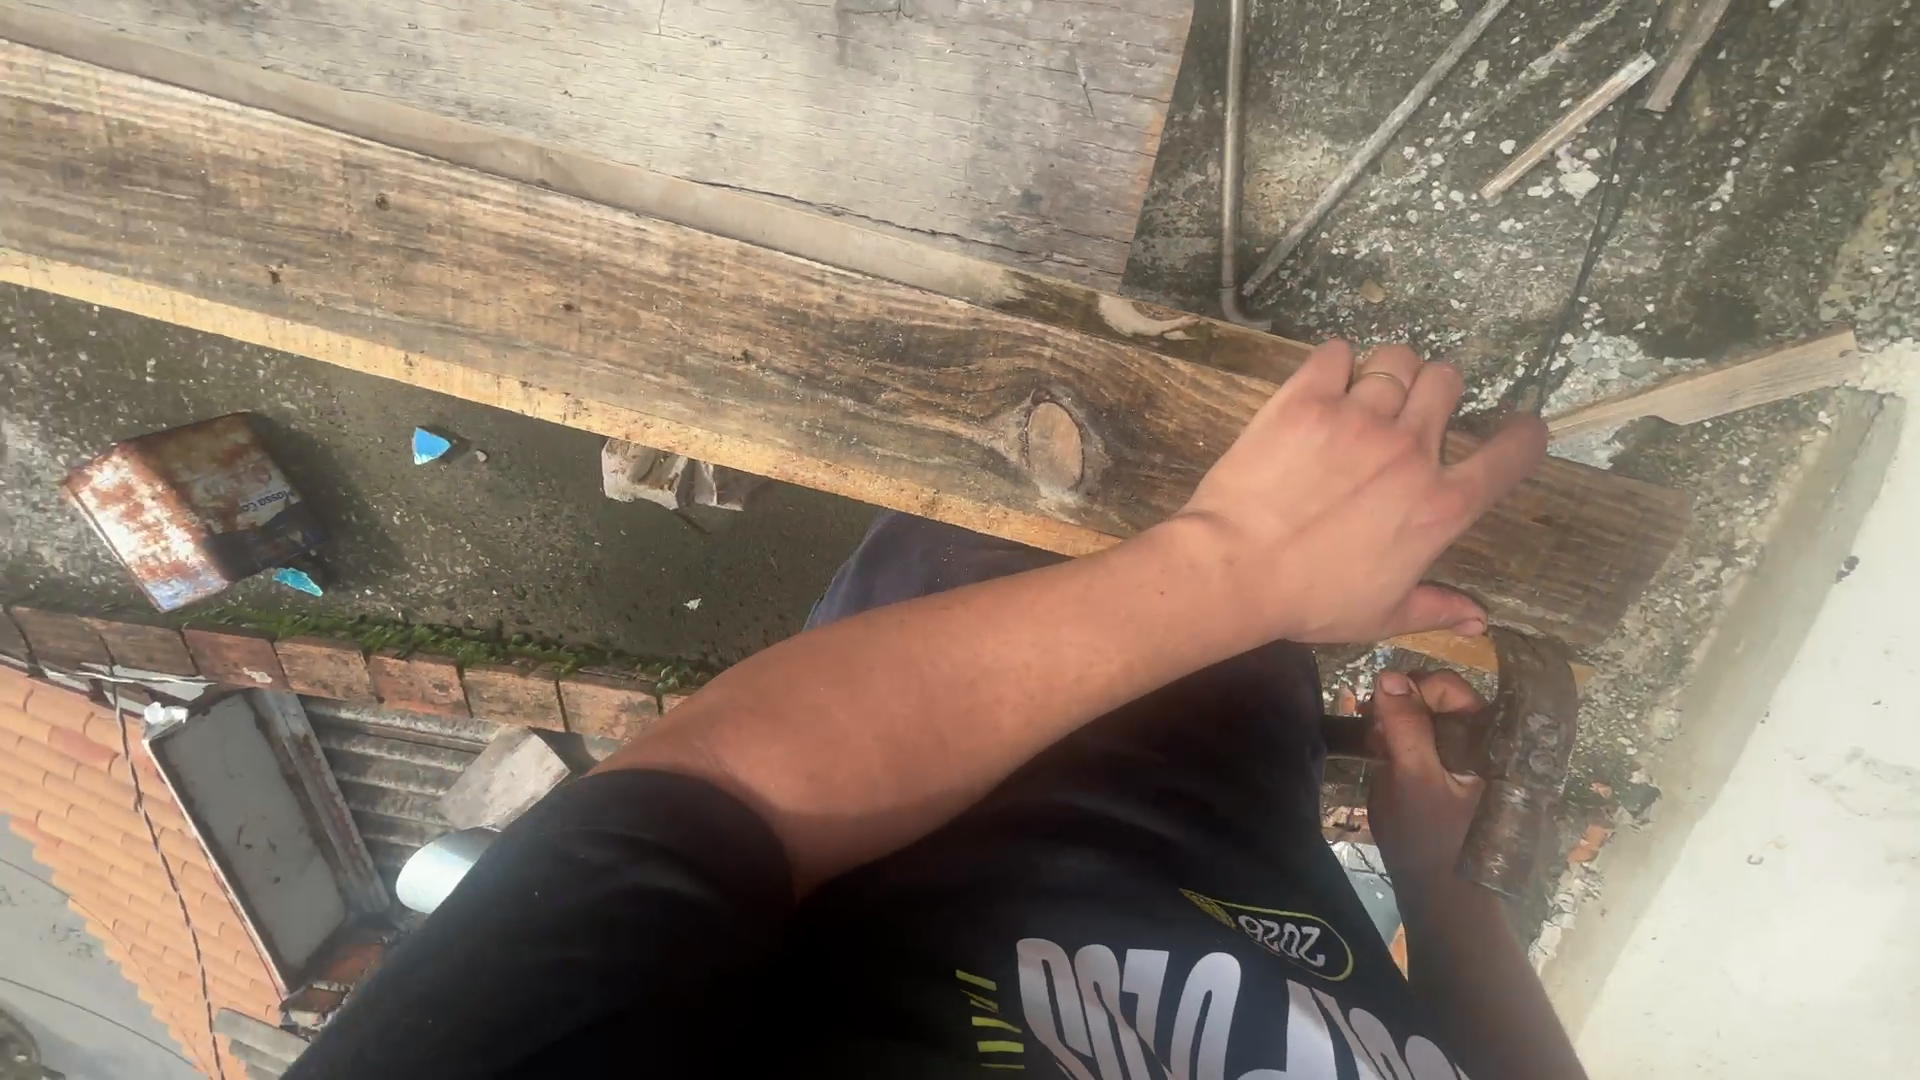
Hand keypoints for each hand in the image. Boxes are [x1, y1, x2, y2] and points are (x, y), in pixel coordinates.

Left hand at [1166, 339, 1545, 644]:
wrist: (1233, 569)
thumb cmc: (1306, 600)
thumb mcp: (1378, 617)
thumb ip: (1432, 608)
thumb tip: (1478, 620)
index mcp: (1441, 505)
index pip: (1512, 453)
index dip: (1522, 435)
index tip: (1514, 429)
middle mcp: (1409, 450)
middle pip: (1446, 382)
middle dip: (1434, 388)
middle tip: (1407, 407)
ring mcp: (1357, 420)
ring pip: (1395, 360)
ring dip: (1387, 370)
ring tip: (1365, 389)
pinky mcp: (1304, 403)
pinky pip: (1334, 354)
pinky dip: (1335, 360)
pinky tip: (1325, 378)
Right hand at [1365, 669, 1485, 891]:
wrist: (1442, 895)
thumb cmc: (1432, 839)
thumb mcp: (1413, 778)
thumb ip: (1405, 726)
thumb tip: (1389, 676)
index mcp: (1491, 741)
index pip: (1447, 688)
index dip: (1410, 692)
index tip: (1379, 714)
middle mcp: (1486, 744)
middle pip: (1436, 699)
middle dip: (1399, 706)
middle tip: (1373, 732)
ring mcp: (1470, 760)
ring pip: (1427, 717)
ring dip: (1395, 723)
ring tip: (1375, 746)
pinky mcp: (1453, 775)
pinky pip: (1424, 739)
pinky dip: (1399, 740)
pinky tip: (1383, 756)